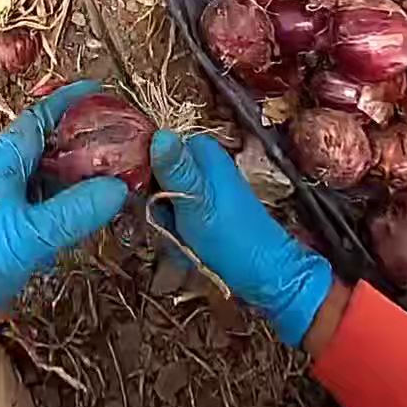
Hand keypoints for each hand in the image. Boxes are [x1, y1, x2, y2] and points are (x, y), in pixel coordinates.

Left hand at [0, 80, 127, 379]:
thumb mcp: (33, 237)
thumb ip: (78, 210)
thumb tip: (118, 188)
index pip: (42, 115)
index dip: (72, 99)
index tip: (99, 89)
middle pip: (40, 140)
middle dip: (76, 141)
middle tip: (112, 146)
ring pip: (30, 167)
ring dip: (61, 173)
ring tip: (96, 183)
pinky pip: (18, 190)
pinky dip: (44, 195)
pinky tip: (61, 216)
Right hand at [150, 131, 332, 345]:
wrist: (264, 271)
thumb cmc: (231, 237)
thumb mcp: (196, 202)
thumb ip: (176, 169)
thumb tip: (158, 134)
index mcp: (201, 149)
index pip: (152, 146)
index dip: (141, 171)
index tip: (142, 195)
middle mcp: (202, 160)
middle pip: (155, 171)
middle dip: (152, 199)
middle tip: (164, 222)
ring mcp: (203, 183)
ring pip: (161, 194)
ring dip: (162, 218)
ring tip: (175, 235)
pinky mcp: (204, 204)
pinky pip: (174, 210)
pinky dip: (174, 226)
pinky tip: (182, 241)